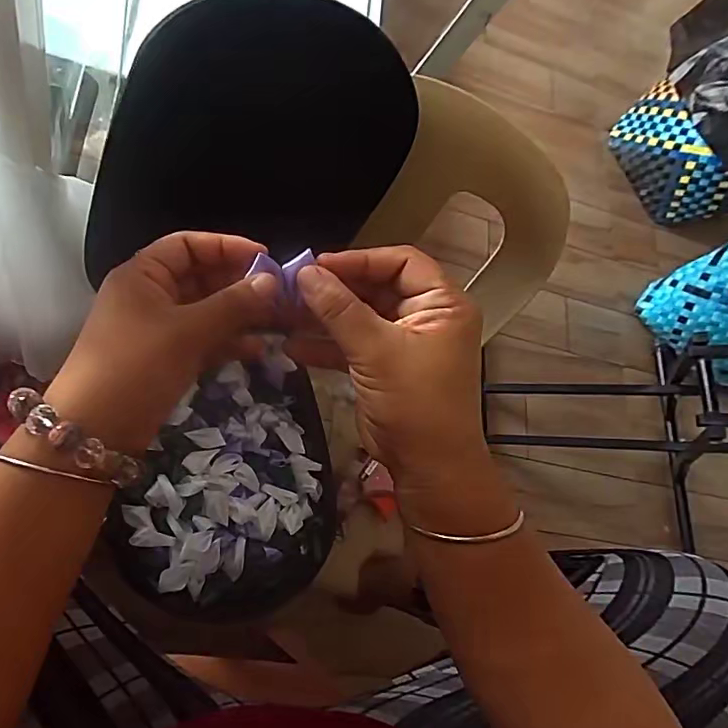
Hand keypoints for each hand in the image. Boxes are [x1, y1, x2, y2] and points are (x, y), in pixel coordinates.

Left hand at [48, 232, 280, 450]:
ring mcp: (156, 330)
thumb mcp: (187, 331)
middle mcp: (148, 296)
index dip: (227, 246)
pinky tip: (257, 350)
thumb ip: (232, 304)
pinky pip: (201, 341)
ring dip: (239, 316)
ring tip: (278, 323)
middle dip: (239, 285)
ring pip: (204, 312)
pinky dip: (226, 343)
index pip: (187, 245)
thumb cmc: (136, 366)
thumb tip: (271, 281)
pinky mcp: (164, 360)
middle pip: (200, 277)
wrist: (95, 430)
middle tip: (280, 295)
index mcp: (143, 274)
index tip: (266, 257)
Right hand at [286, 247, 487, 487]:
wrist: (427, 467)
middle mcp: (425, 317)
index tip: (318, 265)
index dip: (359, 260)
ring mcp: (402, 343)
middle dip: (334, 289)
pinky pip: (351, 345)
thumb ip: (339, 310)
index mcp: (442, 304)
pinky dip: (325, 345)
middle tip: (294, 287)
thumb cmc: (415, 402)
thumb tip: (304, 273)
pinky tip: (292, 346)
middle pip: (375, 288)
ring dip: (323, 317)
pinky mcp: (381, 367)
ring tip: (285, 313)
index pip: (401, 262)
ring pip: (357, 317)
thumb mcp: (376, 350)